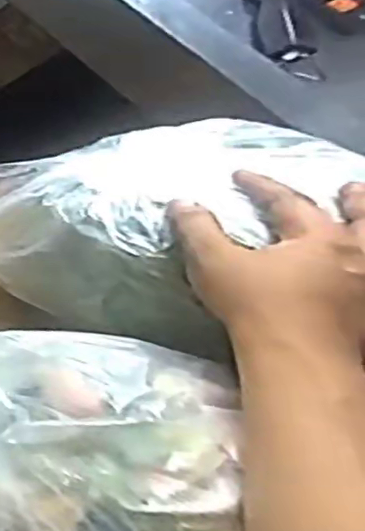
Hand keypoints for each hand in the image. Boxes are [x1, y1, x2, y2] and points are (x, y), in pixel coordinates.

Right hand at [169, 172, 364, 357]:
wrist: (301, 355)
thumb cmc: (256, 303)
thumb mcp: (214, 262)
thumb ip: (198, 230)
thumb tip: (183, 203)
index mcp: (320, 240)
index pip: (289, 203)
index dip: (262, 186)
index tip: (241, 175)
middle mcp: (358, 254)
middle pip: (363, 218)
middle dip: (356, 200)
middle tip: (349, 187)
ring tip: (361, 218)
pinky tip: (357, 263)